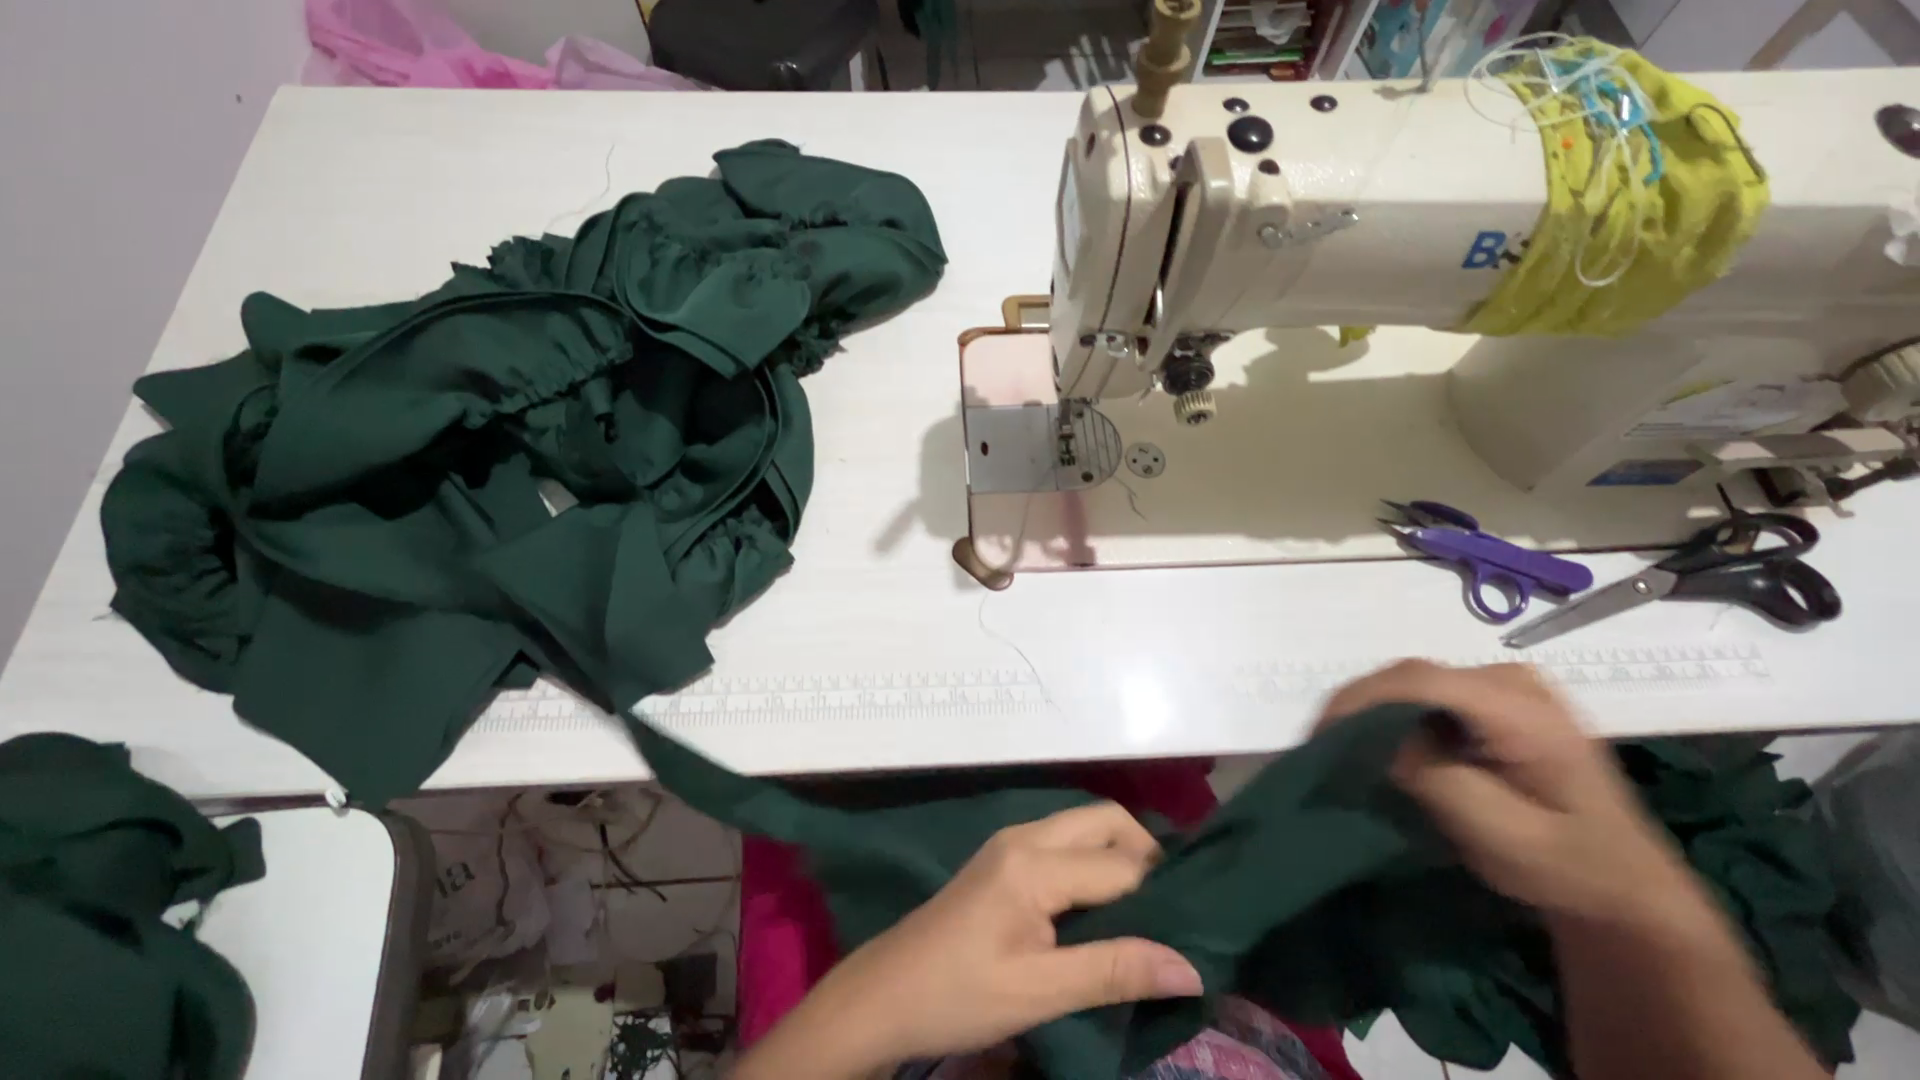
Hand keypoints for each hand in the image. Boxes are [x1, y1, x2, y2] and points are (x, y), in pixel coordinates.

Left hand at [734, 803, 1203, 1078]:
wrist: (882, 996)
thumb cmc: (956, 995)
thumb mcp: (1039, 993)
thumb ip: (1114, 971)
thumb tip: (1192, 968)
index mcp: (1034, 864)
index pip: (1122, 864)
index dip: (1163, 893)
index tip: (1199, 926)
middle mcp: (1025, 838)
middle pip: (1106, 821)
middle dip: (1146, 856)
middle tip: (1172, 915)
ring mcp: (1010, 845)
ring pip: (1085, 828)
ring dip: (1120, 859)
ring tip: (1147, 915)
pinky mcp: (1002, 861)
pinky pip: (1065, 844)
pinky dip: (1095, 865)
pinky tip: (1105, 910)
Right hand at [1317, 661, 1712, 927]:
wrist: (1623, 884)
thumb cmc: (1565, 867)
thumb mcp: (1498, 834)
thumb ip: (1435, 777)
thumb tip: (1375, 738)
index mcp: (1524, 710)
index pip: (1422, 680)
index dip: (1361, 700)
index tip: (1320, 737)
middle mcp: (1514, 680)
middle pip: (1413, 675)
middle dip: (1359, 706)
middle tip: (1321, 747)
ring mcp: (1508, 685)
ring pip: (1414, 681)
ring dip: (1373, 710)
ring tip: (1341, 747)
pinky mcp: (1498, 699)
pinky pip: (1429, 693)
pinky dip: (1394, 714)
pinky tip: (1379, 744)